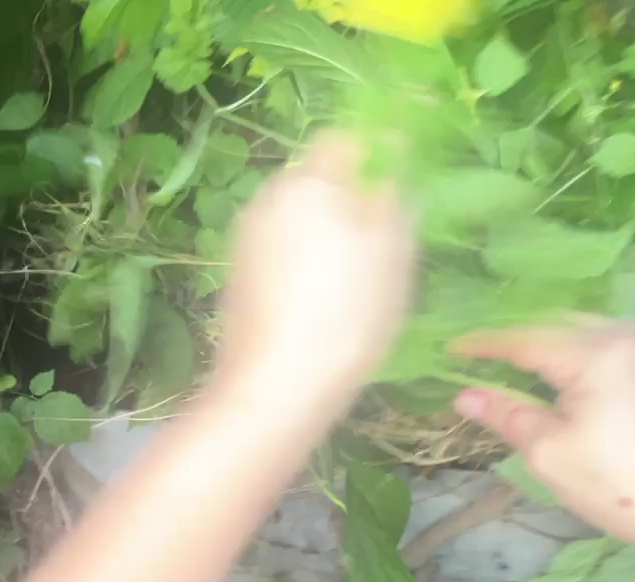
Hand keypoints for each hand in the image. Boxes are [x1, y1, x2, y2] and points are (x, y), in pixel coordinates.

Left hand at [212, 133, 415, 419]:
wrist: (274, 389)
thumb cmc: (343, 316)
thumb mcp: (390, 246)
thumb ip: (390, 186)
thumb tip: (390, 147)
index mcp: (305, 181)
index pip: (344, 139)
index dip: (374, 154)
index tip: (398, 188)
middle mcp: (264, 203)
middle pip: (316, 183)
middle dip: (347, 200)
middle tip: (379, 245)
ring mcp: (244, 244)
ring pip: (296, 221)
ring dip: (323, 235)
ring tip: (351, 284)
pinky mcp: (236, 281)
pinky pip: (278, 256)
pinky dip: (299, 267)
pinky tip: (317, 305)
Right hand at [450, 316, 634, 571]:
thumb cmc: (623, 487)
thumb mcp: (550, 454)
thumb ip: (507, 416)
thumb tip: (464, 396)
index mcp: (600, 353)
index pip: (526, 339)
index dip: (485, 344)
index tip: (451, 348)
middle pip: (567, 326)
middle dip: (525, 340)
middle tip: (488, 358)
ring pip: (605, 329)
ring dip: (566, 341)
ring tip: (538, 362)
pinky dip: (605, 348)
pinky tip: (596, 371)